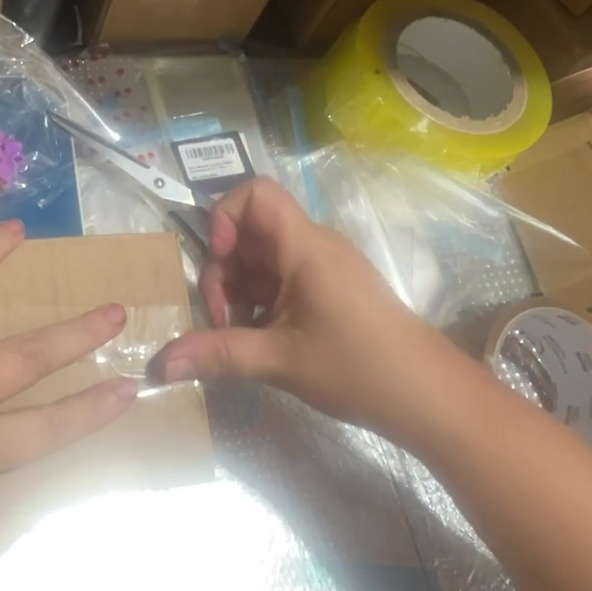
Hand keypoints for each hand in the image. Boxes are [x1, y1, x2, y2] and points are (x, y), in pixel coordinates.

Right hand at [156, 178, 461, 436]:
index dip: (225, 217)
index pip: (256, 193)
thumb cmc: (360, 369)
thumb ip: (218, 354)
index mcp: (305, 247)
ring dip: (238, 290)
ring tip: (235, 334)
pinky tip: (256, 338)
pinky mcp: (326, 289)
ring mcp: (321, 268)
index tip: (219, 262)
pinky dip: (257, 302)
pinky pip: (278, 279)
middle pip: (249, 231)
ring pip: (260, 258)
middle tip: (221, 320)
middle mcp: (312, 247)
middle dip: (223, 270)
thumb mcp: (280, 361)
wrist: (430, 398)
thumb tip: (161, 365)